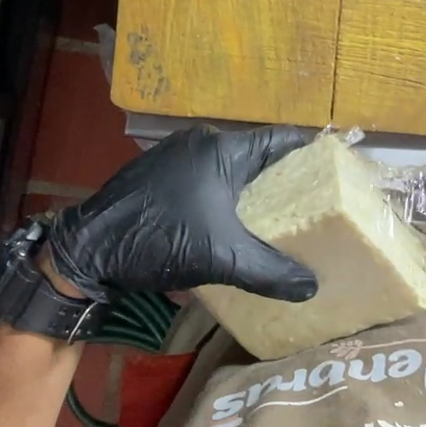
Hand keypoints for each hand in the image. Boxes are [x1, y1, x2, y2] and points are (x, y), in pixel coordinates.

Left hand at [44, 125, 318, 302]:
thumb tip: (312, 287)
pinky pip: (208, 176)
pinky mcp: (160, 174)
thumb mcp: (221, 257)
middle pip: (257, 153)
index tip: (337, 164)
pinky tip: (237, 218)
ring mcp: (176, 156)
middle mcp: (201, 143)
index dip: (310, 150)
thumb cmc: (159, 240)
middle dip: (285, 174)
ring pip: (231, 166)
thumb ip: (269, 271)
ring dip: (254, 185)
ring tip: (284, 211)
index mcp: (221, 149)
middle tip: (316, 196)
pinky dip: (228, 192)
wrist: (88, 250)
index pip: (279, 139)